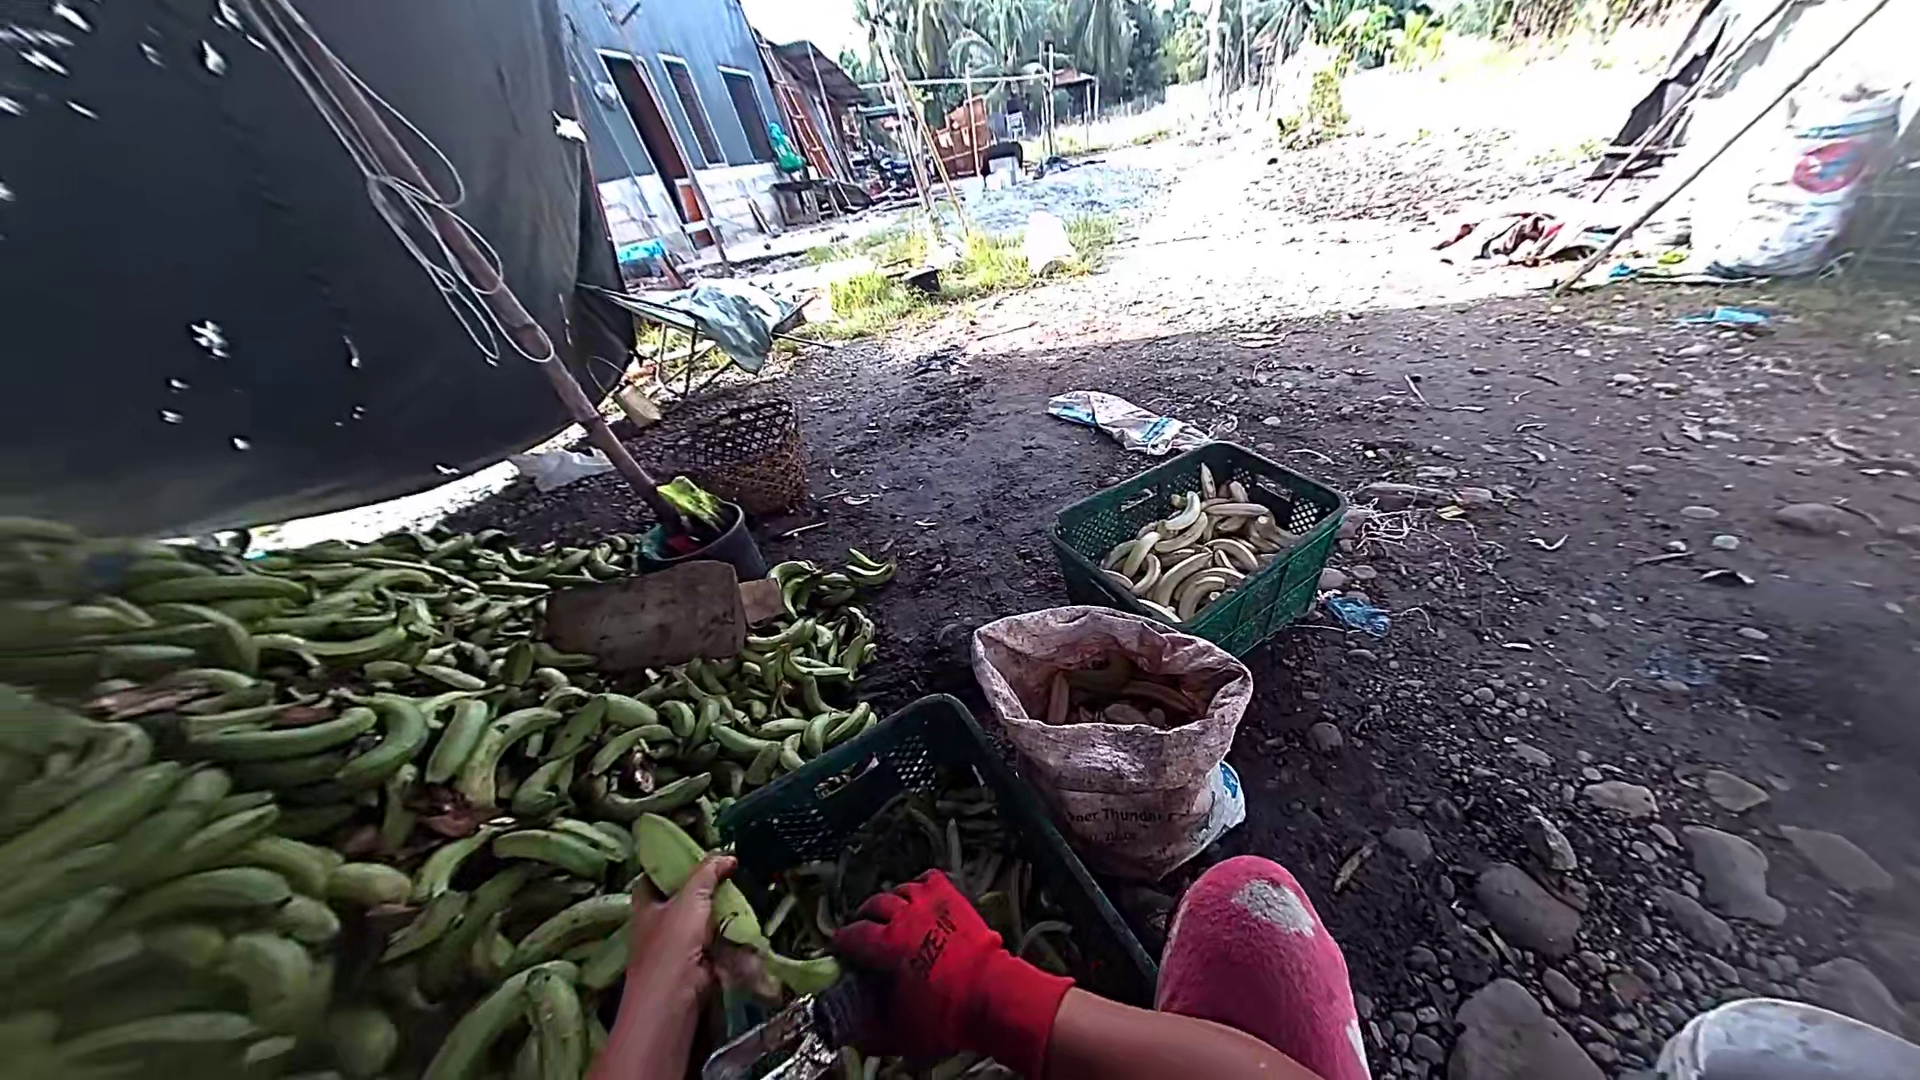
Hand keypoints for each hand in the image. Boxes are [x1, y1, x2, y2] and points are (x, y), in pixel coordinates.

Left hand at [624, 853, 737, 1003]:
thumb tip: (728, 856)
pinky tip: (742, 917)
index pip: (650, 880)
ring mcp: (675, 947)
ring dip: (717, 908)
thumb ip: (708, 872)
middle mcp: (656, 926)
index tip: (692, 854)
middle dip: (701, 887)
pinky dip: (726, 930)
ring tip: (739, 889)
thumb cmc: (672, 943)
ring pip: (698, 919)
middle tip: (725, 870)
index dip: (667, 866)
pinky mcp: (695, 963)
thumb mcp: (691, 897)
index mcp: (645, 908)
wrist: (676, 998)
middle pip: (679, 898)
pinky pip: (712, 939)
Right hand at [834, 870, 1071, 1076]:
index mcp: (889, 944)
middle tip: (861, 923)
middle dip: (864, 914)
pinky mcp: (951, 895)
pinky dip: (919, 885)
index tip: (839, 941)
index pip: (855, 934)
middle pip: (875, 903)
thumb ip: (870, 1027)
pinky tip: (918, 893)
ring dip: (891, 898)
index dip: (844, 938)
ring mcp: (929, 901)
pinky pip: (927, 878)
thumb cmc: (947, 1012)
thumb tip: (852, 1029)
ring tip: (889, 908)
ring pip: (900, 888)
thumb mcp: (900, 1030)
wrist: (989, 991)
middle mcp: (905, 915)